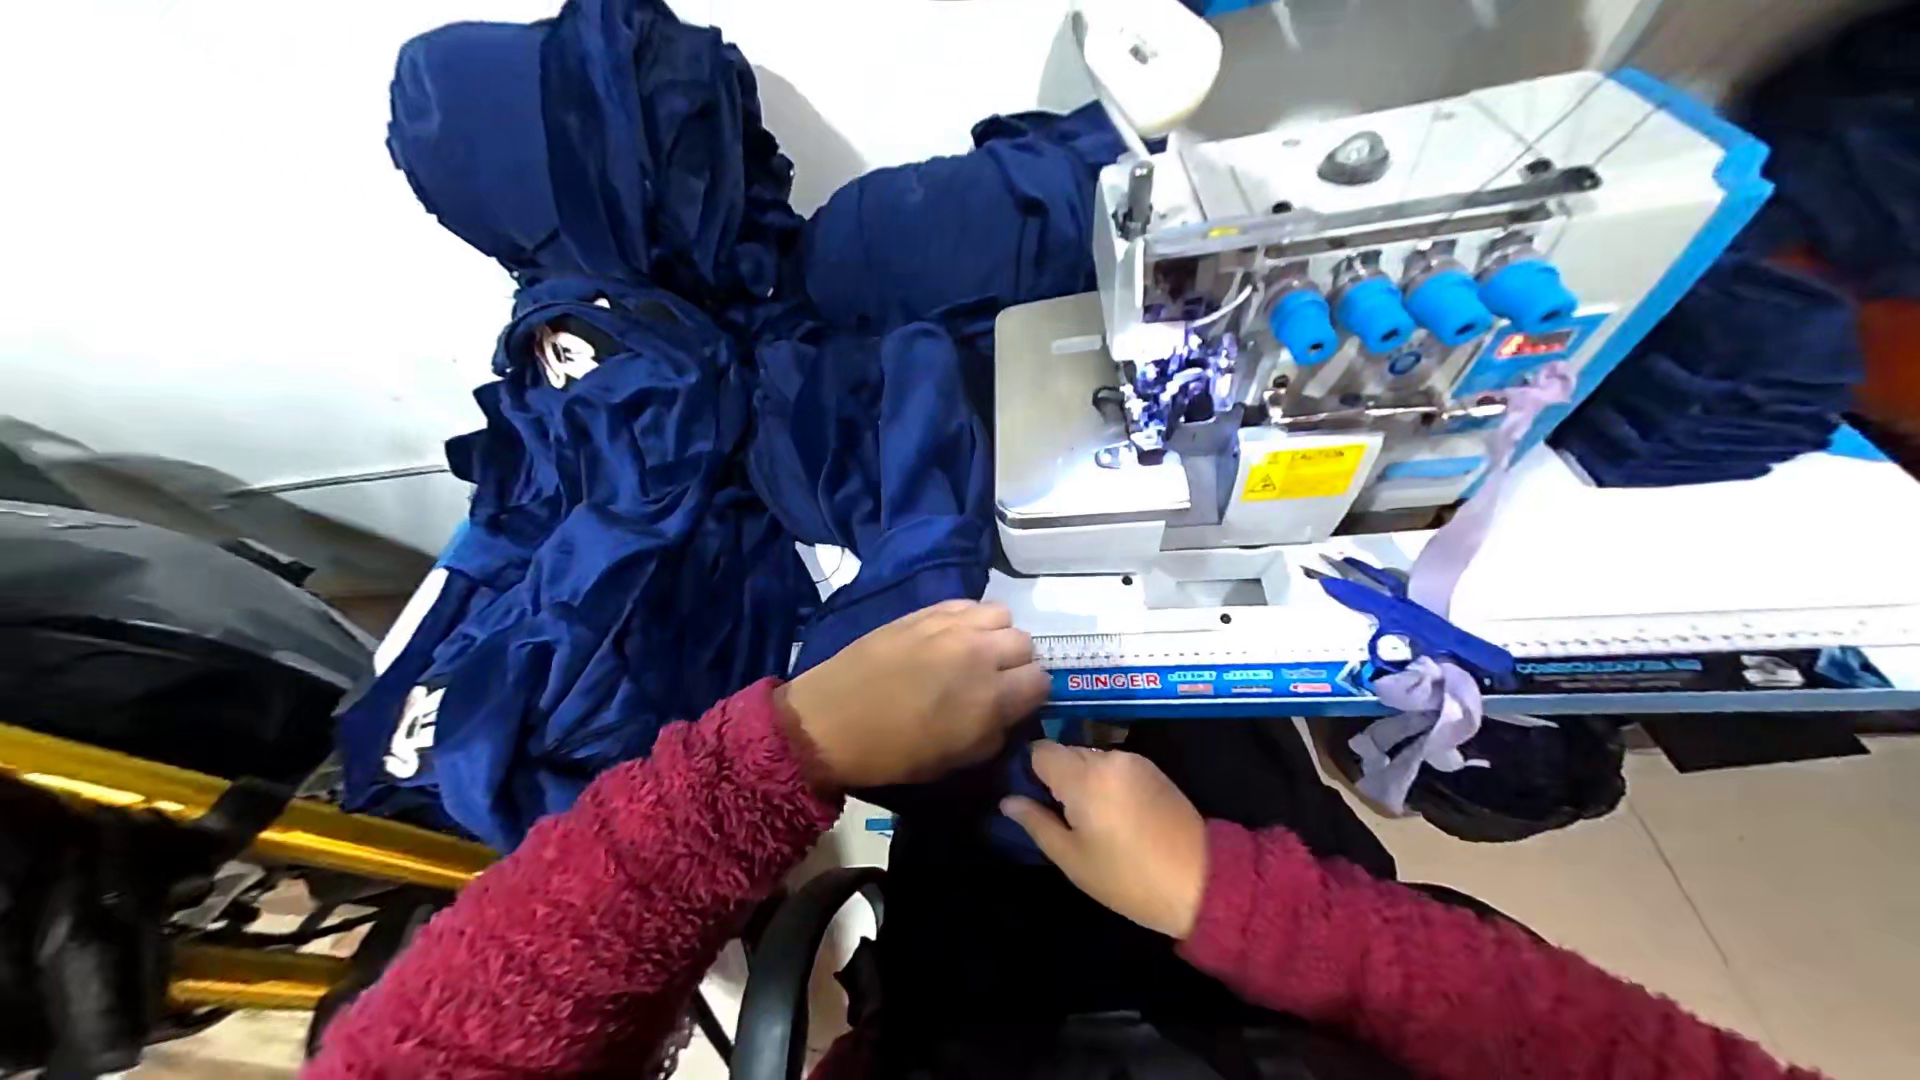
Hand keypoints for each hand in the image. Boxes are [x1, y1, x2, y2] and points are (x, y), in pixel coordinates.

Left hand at [777, 600, 1050, 788]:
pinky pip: (967, 603)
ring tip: (975, 651)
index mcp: (991, 697)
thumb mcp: (956, 760)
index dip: (1031, 693)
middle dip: (1017, 662)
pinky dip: (970, 618)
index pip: (1041, 680)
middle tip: (995, 677)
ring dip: (996, 634)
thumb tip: (1009, 711)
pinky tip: (952, 635)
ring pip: (1001, 614)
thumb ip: (995, 732)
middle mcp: (979, 653)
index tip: (1016, 701)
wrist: (831, 720)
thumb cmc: (893, 753)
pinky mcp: (925, 611)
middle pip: (1025, 642)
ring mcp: (951, 626)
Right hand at [1002, 742, 1207, 938]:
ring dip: (1081, 777)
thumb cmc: (1128, 877)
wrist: (1203, 881)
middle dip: (1056, 775)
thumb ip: (1036, 822)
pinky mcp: (1152, 767)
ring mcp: (1132, 759)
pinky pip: (1113, 763)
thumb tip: (1008, 800)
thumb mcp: (1072, 859)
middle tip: (1061, 814)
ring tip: (1091, 817)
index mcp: (1083, 777)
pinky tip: (1115, 811)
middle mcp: (1106, 757)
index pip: (1040, 750)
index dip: (1030, 770)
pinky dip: (1105, 779)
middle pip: (1065, 751)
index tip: (1032, 797)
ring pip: (1089, 756)